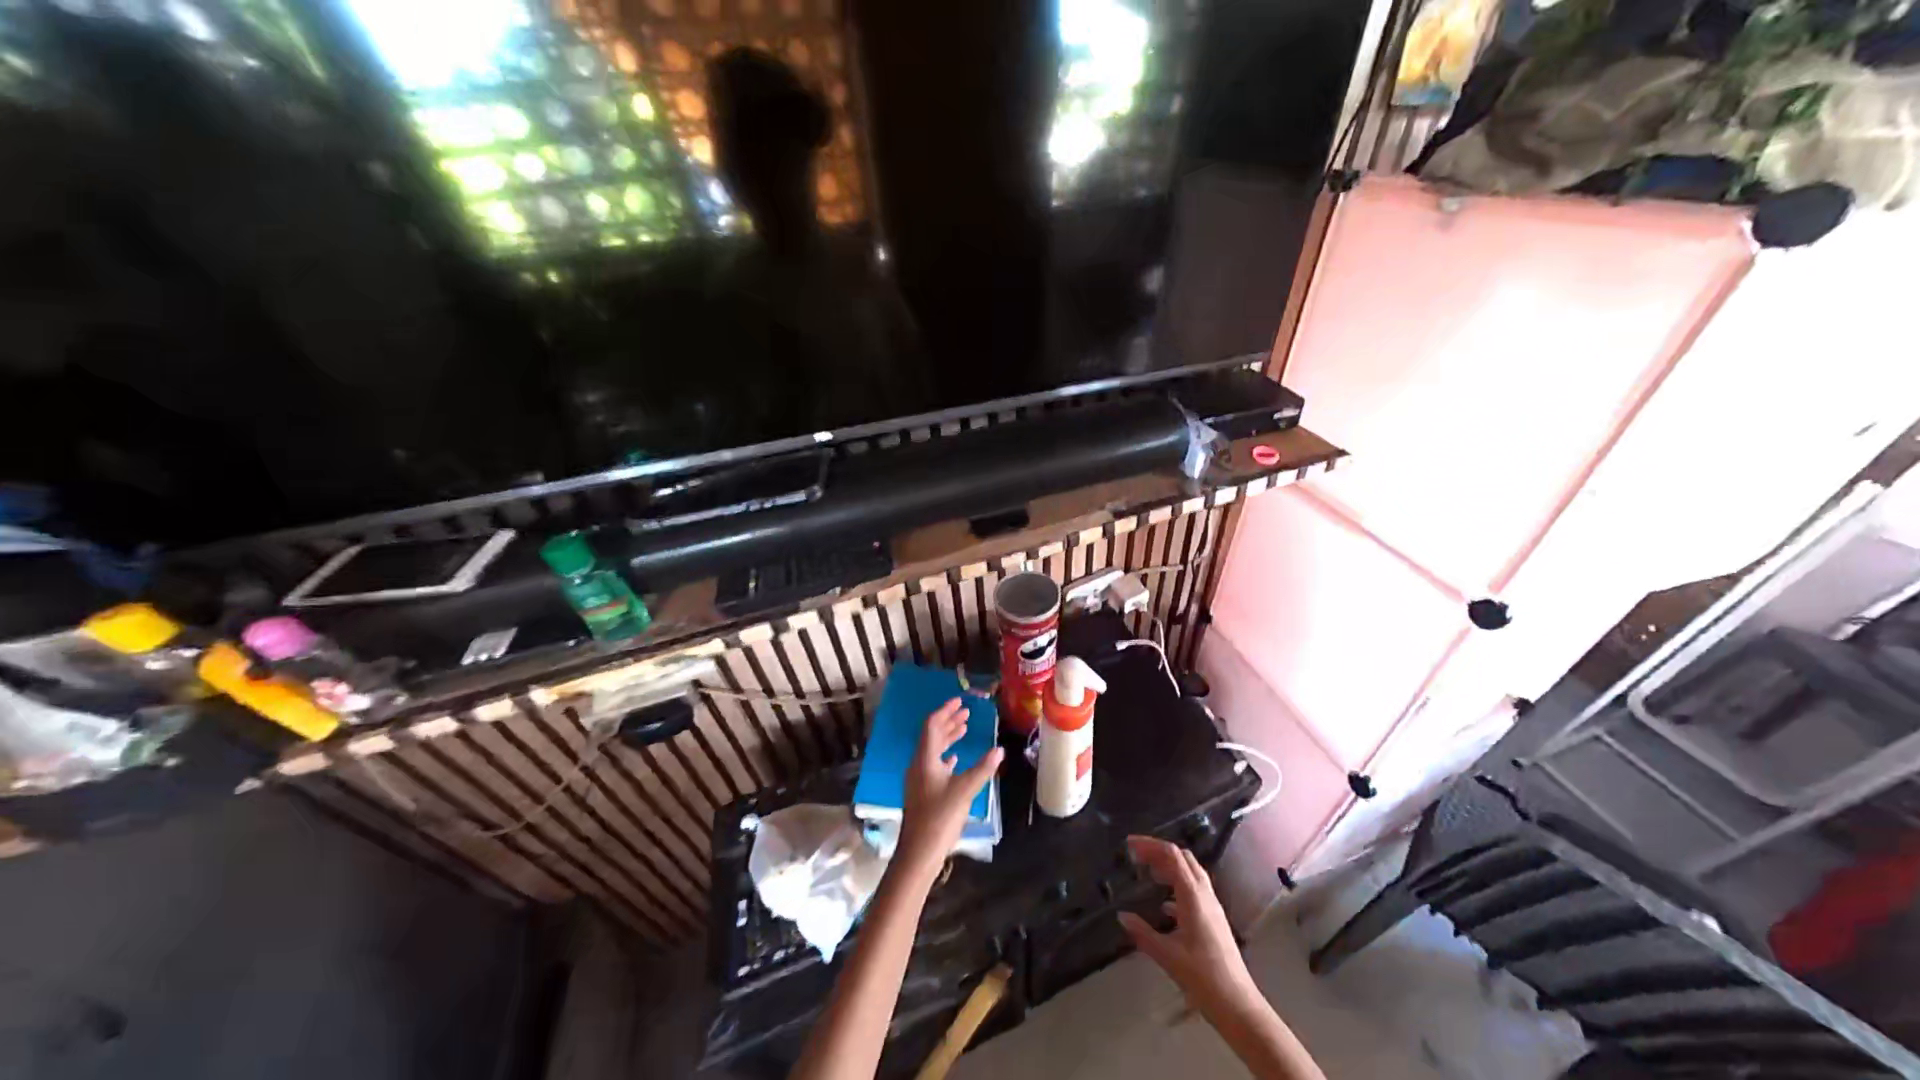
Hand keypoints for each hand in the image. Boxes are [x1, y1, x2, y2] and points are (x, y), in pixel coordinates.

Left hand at [897, 698, 1003, 873]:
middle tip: (966, 711)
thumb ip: (982, 769)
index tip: (960, 701)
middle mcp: (919, 764)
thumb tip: (999, 749)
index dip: (945, 711)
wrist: (919, 852)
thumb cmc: (940, 818)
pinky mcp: (923, 791)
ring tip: (965, 728)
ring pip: (933, 749)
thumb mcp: (965, 791)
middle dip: (949, 721)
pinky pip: (934, 764)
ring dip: (948, 737)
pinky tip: (955, 759)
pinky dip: (946, 756)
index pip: (932, 725)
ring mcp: (919, 778)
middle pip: (932, 735)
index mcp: (925, 759)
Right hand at [1118, 835, 1260, 1017]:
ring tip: (1148, 873)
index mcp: (1193, 896)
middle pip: (1183, 858)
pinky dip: (1177, 886)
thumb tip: (1122, 916)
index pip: (1172, 856)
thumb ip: (1142, 932)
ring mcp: (1212, 906)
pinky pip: (1195, 890)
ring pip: (1191, 873)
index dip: (1150, 845)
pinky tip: (1164, 904)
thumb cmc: (1202, 976)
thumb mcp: (1166, 954)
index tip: (1129, 845)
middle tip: (1136, 855)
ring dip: (1169, 866)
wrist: (1236, 1003)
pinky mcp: (1214, 919)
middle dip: (1159, 851)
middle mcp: (1205, 895)